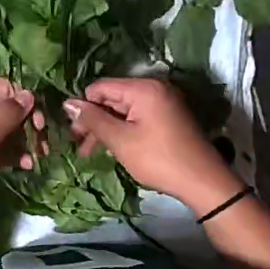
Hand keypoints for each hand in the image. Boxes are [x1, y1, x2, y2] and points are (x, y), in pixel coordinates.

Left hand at [0, 76, 37, 238]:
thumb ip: (6, 114)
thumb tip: (28, 94)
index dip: (12, 92)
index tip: (34, 108)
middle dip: (22, 119)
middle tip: (42, 133)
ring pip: (0, 129)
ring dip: (21, 138)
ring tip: (39, 153)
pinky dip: (12, 154)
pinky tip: (26, 165)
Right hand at [64, 77, 243, 214]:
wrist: (202, 181)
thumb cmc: (158, 159)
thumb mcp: (120, 140)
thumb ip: (93, 119)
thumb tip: (67, 103)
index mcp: (143, 88)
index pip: (99, 87)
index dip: (83, 108)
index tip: (74, 132)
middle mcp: (154, 89)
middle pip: (111, 98)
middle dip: (93, 120)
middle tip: (78, 145)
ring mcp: (163, 103)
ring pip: (122, 110)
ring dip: (106, 129)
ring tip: (90, 152)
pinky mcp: (167, 117)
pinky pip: (137, 117)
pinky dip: (122, 131)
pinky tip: (112, 149)